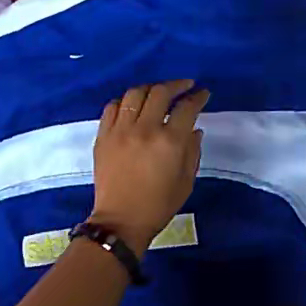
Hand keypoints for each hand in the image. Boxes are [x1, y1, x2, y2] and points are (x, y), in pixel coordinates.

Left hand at [89, 80, 209, 252]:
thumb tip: (194, 129)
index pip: (186, 108)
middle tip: (184, 86)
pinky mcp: (103, 136)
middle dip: (176, 85)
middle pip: (160, 92)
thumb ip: (192, 151)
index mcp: (169, 142)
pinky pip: (112, 107)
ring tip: (158, 92)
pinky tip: (132, 105)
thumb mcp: (186, 180)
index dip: (198, 97)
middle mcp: (144, 129)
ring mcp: (120, 130)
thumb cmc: (158, 205)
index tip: (203, 93)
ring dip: (150, 89)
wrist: (121, 220)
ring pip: (134, 94)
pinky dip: (124, 101)